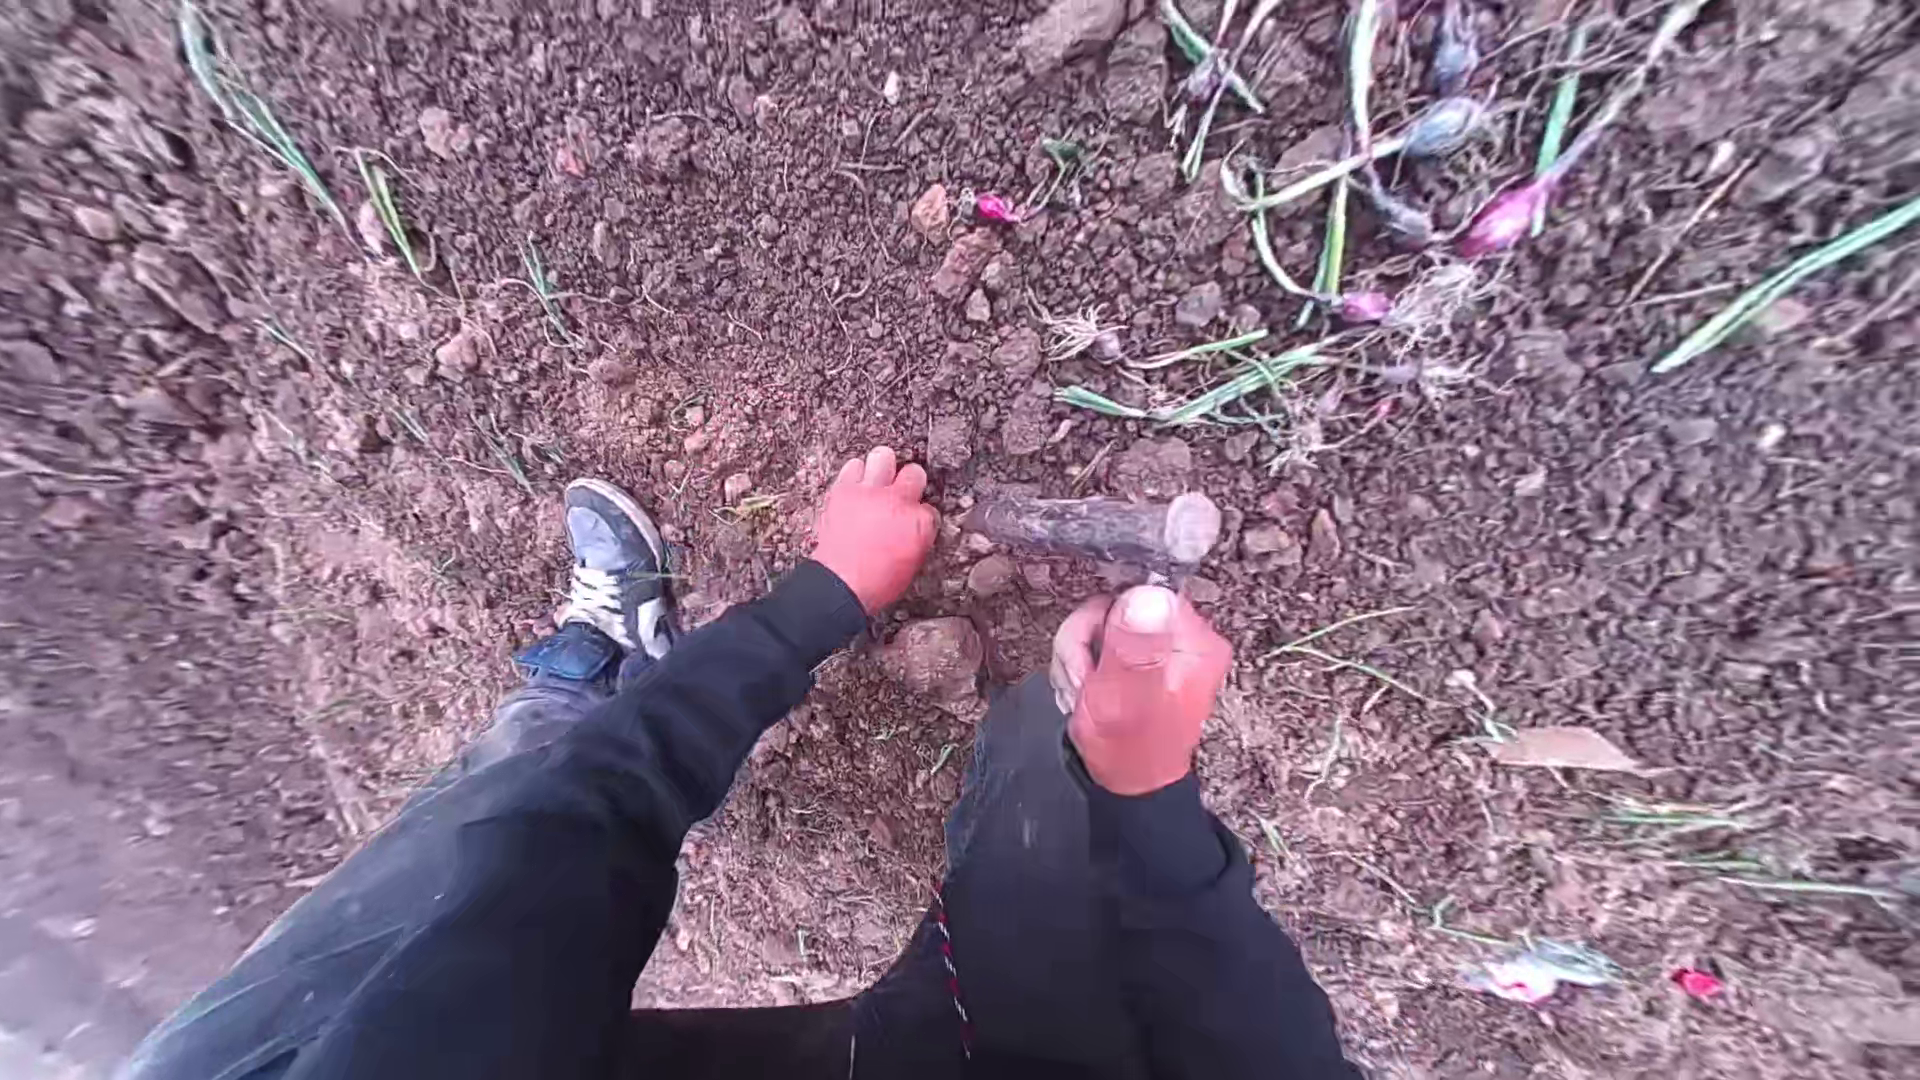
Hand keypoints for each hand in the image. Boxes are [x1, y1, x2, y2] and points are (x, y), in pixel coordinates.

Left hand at [811, 446, 937, 613]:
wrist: (840, 584)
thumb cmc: (875, 581)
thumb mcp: (911, 562)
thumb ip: (916, 535)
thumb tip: (914, 525)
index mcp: (919, 522)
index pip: (929, 505)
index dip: (920, 511)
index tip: (912, 516)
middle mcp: (898, 501)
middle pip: (914, 471)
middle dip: (909, 480)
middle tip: (901, 490)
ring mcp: (869, 491)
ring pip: (883, 457)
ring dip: (882, 468)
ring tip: (877, 481)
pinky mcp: (843, 490)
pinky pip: (852, 466)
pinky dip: (855, 473)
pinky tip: (856, 486)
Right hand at [1055, 586, 1231, 795]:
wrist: (1124, 780)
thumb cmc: (1129, 748)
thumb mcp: (1125, 700)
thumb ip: (1134, 650)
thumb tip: (1147, 596)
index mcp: (1194, 643)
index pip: (1141, 590)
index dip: (1107, 617)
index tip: (1098, 652)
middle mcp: (1180, 637)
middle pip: (1115, 603)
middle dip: (1084, 641)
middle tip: (1085, 679)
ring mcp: (1156, 644)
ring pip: (1097, 619)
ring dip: (1076, 655)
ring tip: (1083, 690)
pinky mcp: (1136, 652)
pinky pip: (1093, 637)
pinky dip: (1078, 662)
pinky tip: (1084, 689)